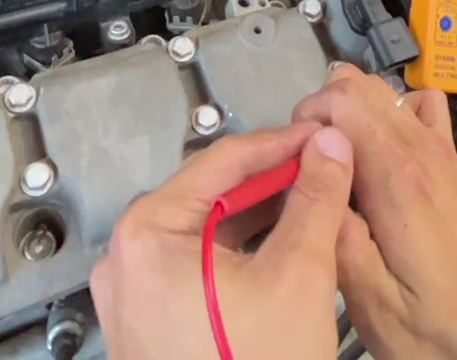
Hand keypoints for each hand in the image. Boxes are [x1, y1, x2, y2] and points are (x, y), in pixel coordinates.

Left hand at [91, 122, 354, 359]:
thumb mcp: (298, 274)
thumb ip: (317, 198)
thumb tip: (331, 145)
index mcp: (146, 234)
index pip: (223, 159)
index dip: (281, 142)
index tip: (320, 134)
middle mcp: (126, 258)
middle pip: (212, 192)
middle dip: (272, 178)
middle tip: (320, 165)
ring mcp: (132, 294)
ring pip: (207, 228)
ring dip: (261, 212)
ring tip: (311, 199)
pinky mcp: (148, 323)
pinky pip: (197, 263)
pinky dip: (241, 248)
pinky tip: (283, 242)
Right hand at [292, 65, 456, 359]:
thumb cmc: (437, 326)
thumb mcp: (375, 304)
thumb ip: (338, 237)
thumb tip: (307, 179)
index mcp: (396, 177)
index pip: (340, 102)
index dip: (306, 121)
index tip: (293, 163)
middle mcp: (419, 146)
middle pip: (356, 83)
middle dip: (320, 111)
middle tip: (309, 165)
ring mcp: (438, 146)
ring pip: (382, 88)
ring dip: (349, 108)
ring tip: (337, 160)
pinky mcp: (449, 156)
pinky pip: (417, 102)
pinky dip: (390, 109)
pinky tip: (380, 146)